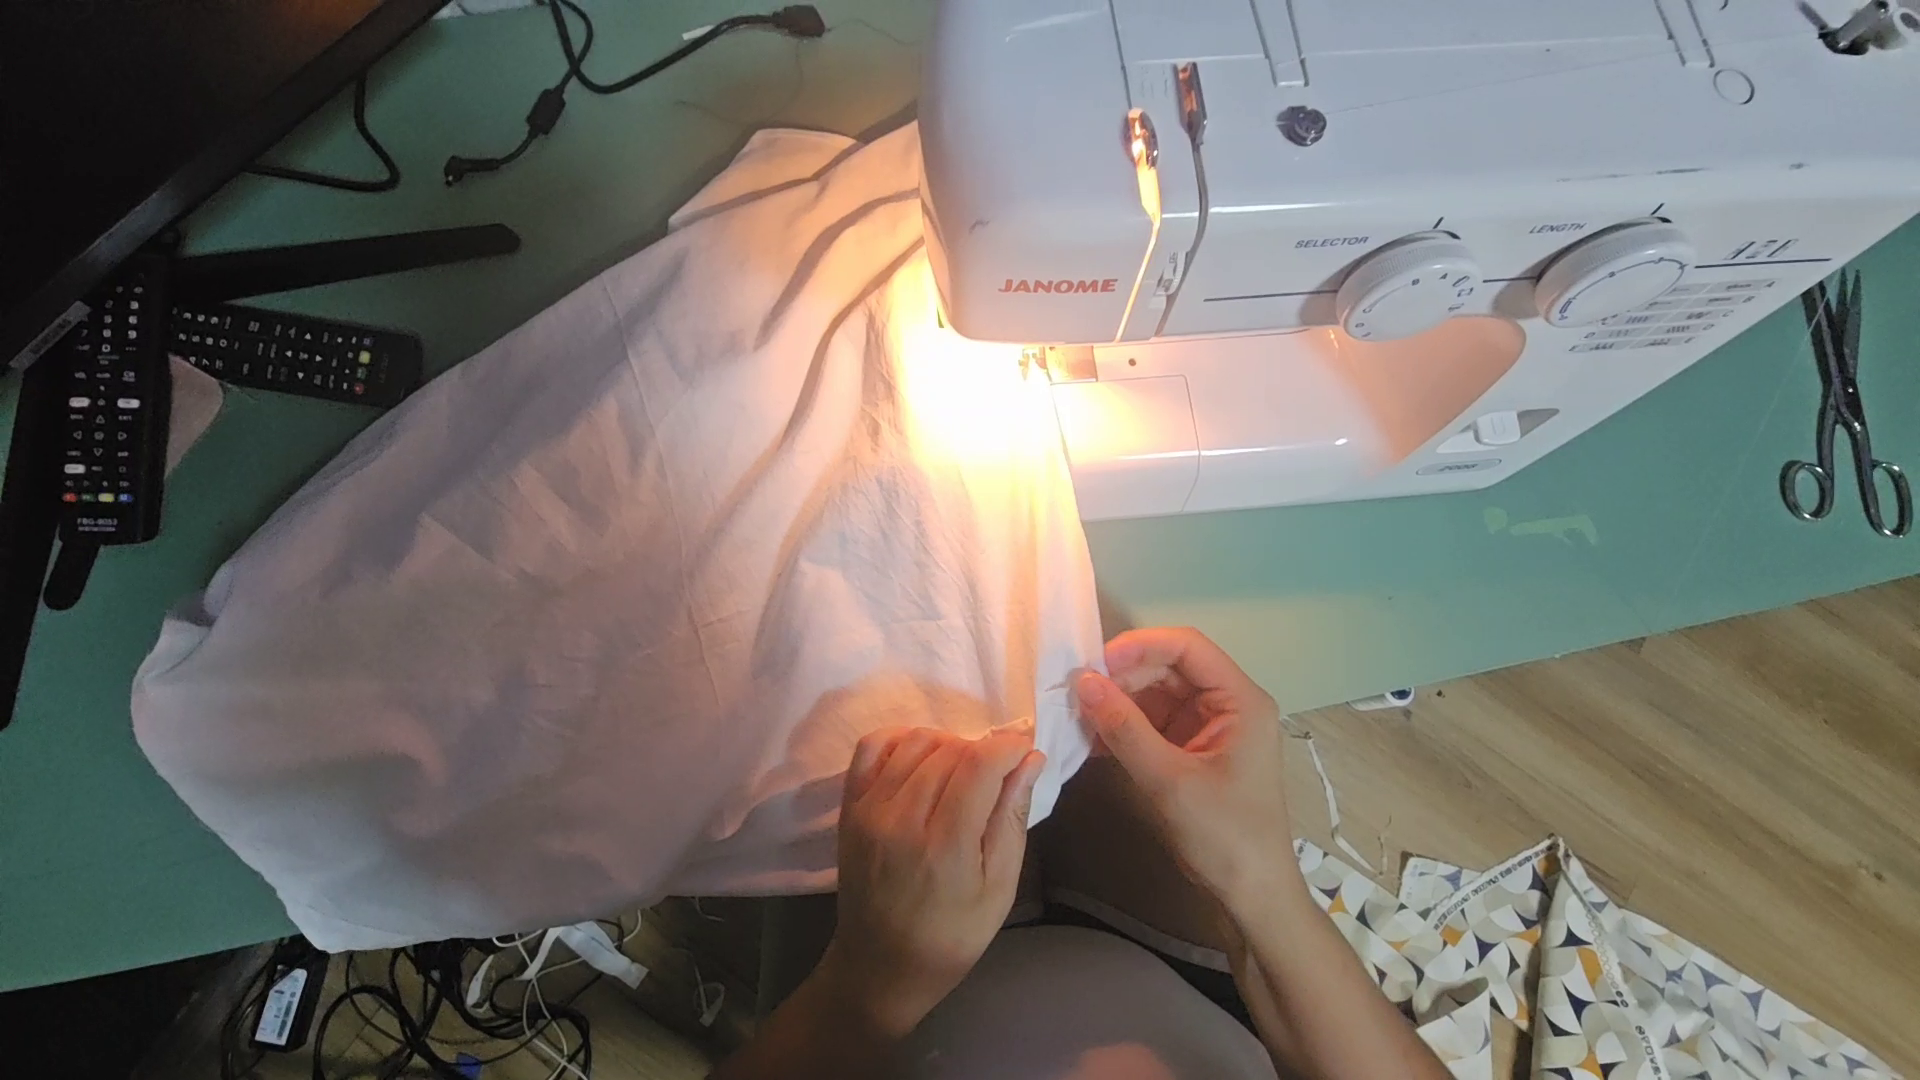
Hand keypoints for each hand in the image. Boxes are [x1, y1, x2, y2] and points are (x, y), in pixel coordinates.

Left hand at [819, 727, 1045, 1037]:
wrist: (880, 966)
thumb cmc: (951, 935)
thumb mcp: (999, 888)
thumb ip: (1012, 817)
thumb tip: (1031, 759)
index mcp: (946, 846)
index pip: (980, 765)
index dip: (1008, 747)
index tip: (1024, 751)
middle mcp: (903, 819)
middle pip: (951, 750)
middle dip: (983, 750)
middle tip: (997, 773)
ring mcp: (870, 809)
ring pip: (916, 742)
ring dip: (948, 744)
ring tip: (962, 769)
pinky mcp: (850, 807)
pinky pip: (872, 747)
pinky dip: (901, 738)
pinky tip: (921, 757)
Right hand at [1074, 627, 1297, 913]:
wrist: (1253, 898)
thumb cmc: (1225, 836)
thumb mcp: (1169, 781)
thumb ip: (1124, 728)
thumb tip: (1083, 682)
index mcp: (1240, 700)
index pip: (1187, 646)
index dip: (1140, 646)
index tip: (1096, 664)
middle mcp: (1225, 704)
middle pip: (1167, 667)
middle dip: (1122, 676)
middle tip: (1078, 692)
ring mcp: (1206, 727)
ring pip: (1153, 694)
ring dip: (1116, 702)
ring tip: (1076, 715)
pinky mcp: (1189, 749)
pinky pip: (1150, 723)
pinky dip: (1121, 727)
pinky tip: (1089, 737)